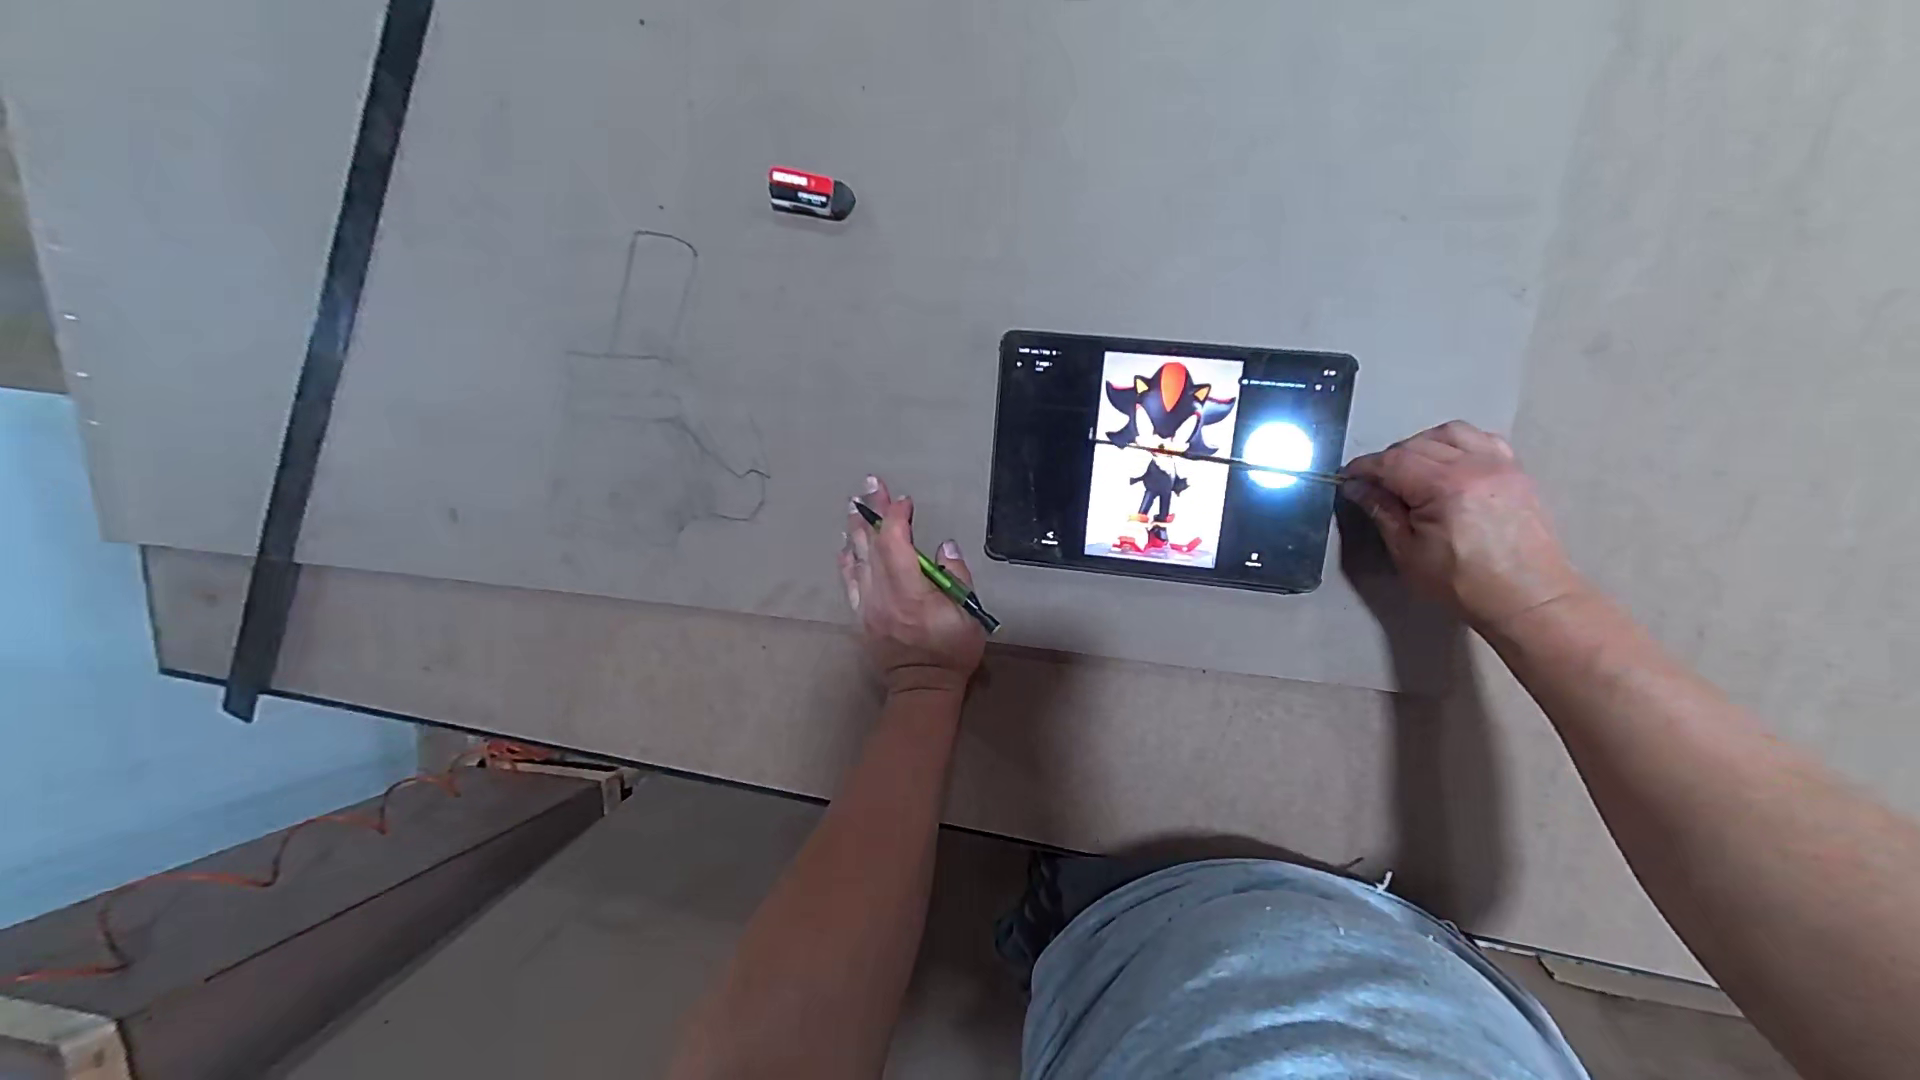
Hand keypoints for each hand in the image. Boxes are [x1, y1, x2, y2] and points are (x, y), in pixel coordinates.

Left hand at [838, 475, 985, 695]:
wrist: (922, 687)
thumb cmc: (951, 652)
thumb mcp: (968, 615)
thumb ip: (956, 578)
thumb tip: (944, 547)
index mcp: (910, 593)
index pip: (896, 545)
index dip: (897, 518)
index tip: (905, 501)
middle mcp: (882, 595)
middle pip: (872, 545)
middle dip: (871, 512)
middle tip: (869, 485)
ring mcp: (868, 606)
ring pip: (857, 560)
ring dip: (856, 530)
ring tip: (854, 506)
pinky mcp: (861, 616)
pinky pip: (850, 581)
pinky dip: (848, 559)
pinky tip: (847, 544)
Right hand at [1342, 421, 1588, 632]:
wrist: (1530, 598)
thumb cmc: (1462, 583)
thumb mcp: (1407, 552)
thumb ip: (1382, 511)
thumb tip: (1356, 488)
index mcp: (1445, 487)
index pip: (1392, 461)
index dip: (1363, 467)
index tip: (1345, 479)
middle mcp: (1475, 466)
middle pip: (1417, 444)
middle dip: (1388, 460)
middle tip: (1374, 485)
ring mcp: (1500, 465)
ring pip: (1450, 433)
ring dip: (1421, 446)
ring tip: (1410, 471)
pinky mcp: (1516, 471)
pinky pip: (1481, 440)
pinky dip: (1456, 445)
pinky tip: (1445, 465)